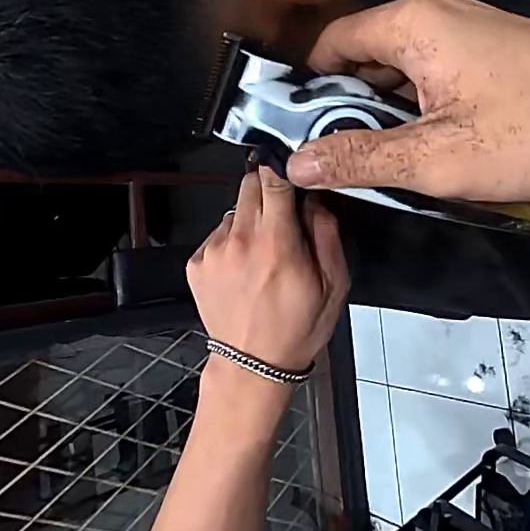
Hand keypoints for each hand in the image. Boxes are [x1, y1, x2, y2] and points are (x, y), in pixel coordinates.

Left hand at [187, 166, 349, 377]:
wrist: (251, 365)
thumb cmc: (296, 329)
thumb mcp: (333, 286)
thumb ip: (326, 234)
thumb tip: (316, 199)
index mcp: (276, 243)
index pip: (272, 179)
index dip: (280, 165)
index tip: (288, 165)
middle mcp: (239, 240)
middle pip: (249, 185)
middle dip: (267, 192)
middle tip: (281, 219)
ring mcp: (213, 250)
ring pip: (233, 211)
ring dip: (249, 221)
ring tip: (262, 255)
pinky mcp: (196, 262)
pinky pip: (217, 235)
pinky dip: (231, 243)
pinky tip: (243, 270)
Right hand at [286, 0, 529, 201]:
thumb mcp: (435, 158)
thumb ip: (359, 158)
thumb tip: (297, 163)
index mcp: (410, 24)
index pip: (330, 44)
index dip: (310, 89)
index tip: (307, 133)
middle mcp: (434, 12)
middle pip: (363, 54)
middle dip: (349, 103)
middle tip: (350, 155)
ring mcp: (468, 25)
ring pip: (399, 65)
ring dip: (387, 108)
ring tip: (395, 155)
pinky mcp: (493, 44)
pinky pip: (432, 68)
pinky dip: (419, 101)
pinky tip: (438, 139)